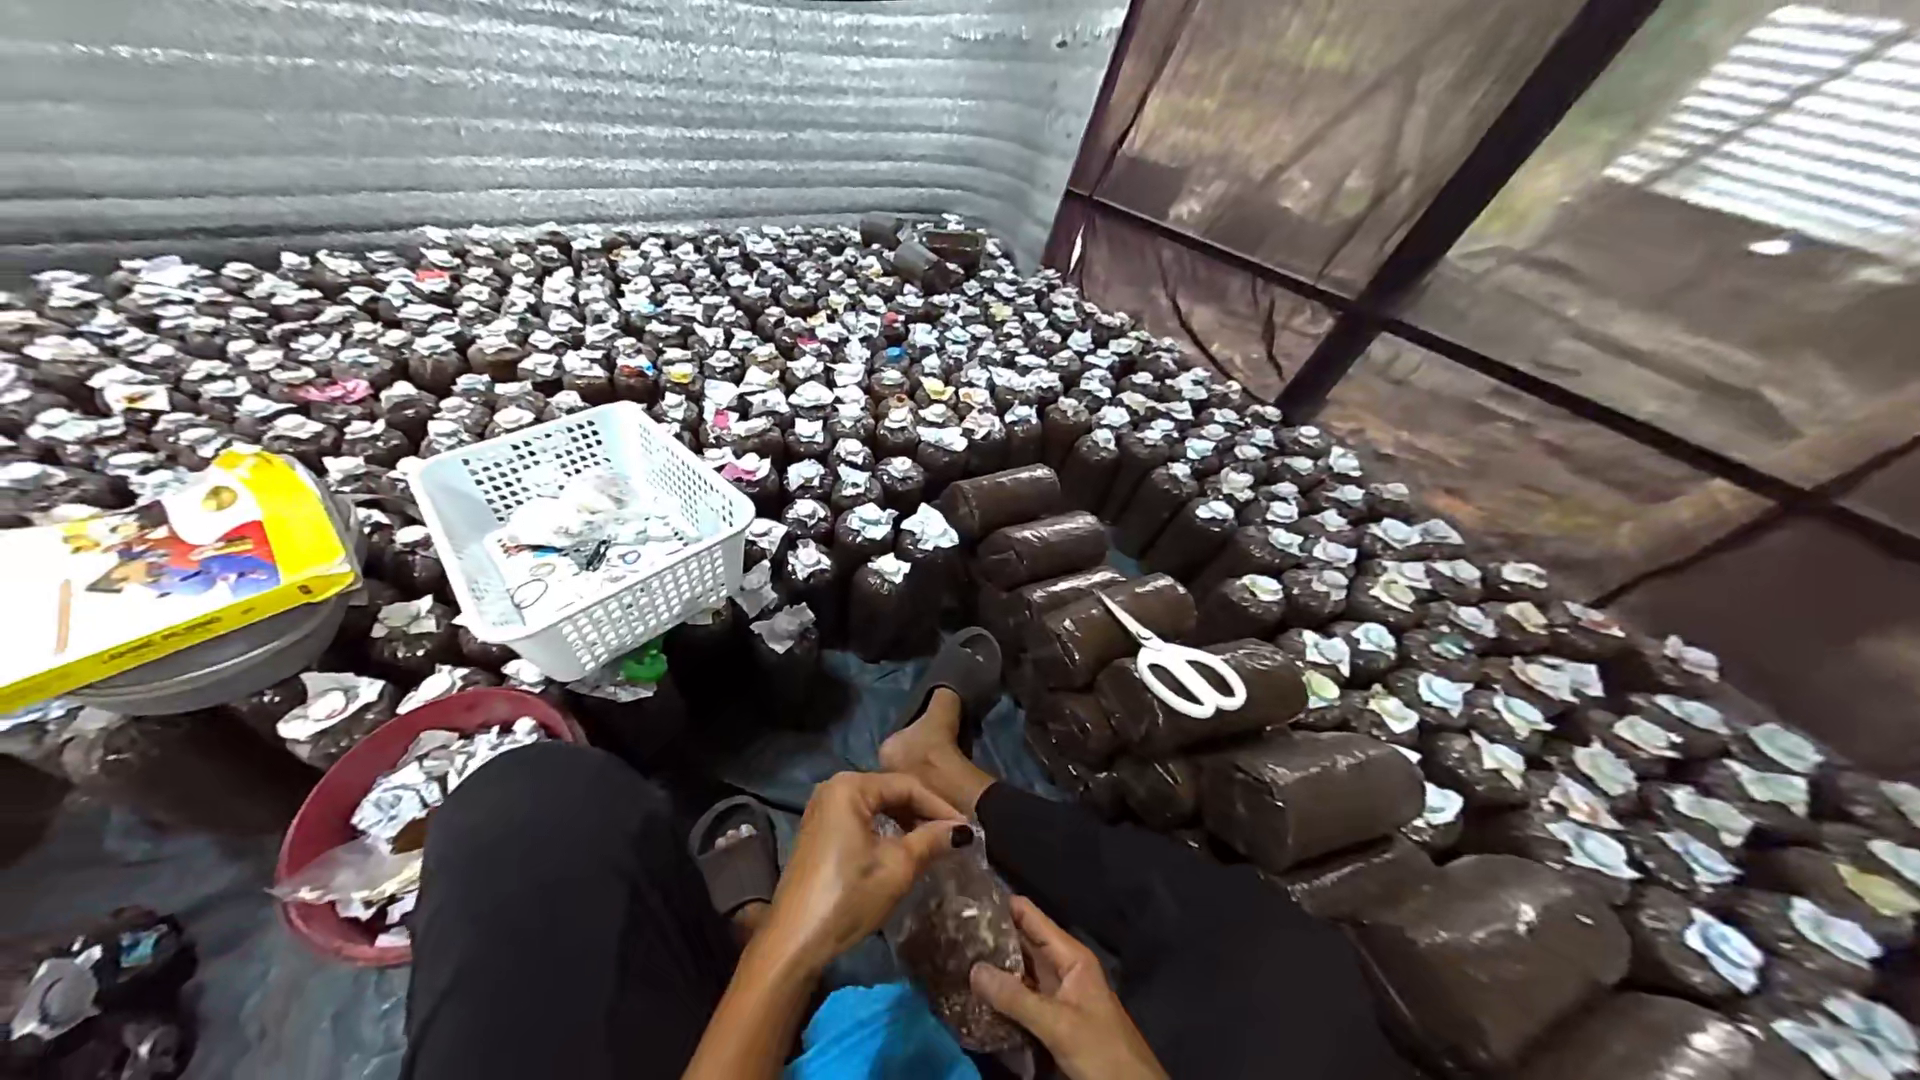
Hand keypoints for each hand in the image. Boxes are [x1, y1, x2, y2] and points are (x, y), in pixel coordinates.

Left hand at [758, 771, 967, 975]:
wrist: (794, 943)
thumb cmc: (848, 896)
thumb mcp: (897, 867)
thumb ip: (931, 840)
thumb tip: (962, 830)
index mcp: (850, 786)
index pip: (907, 785)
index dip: (940, 806)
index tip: (967, 829)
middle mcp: (833, 788)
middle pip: (891, 792)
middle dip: (923, 812)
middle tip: (953, 836)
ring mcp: (823, 809)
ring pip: (877, 806)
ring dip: (906, 822)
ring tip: (933, 843)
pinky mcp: (820, 831)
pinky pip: (862, 819)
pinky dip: (885, 830)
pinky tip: (904, 848)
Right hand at [971, 897, 1166, 1079]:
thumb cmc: (1103, 1052)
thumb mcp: (1058, 1024)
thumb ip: (1016, 998)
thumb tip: (973, 969)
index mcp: (1069, 955)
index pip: (1030, 916)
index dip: (1001, 905)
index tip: (967, 901)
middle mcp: (1062, 966)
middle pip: (1022, 941)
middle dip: (991, 936)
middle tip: (952, 932)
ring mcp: (1057, 993)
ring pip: (1020, 970)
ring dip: (994, 966)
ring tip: (956, 957)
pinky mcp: (1052, 1018)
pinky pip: (1022, 997)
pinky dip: (1002, 994)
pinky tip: (976, 995)